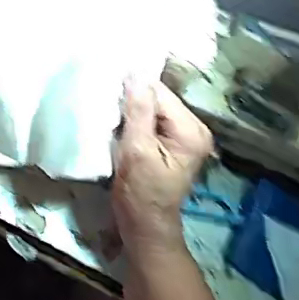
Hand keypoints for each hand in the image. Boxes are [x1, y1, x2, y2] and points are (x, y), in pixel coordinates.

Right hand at [111, 80, 214, 249]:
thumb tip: (135, 75)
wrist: (144, 224)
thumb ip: (138, 111)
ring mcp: (183, 135)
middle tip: (104, 105)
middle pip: (157, 98)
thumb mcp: (137, 150)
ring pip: (151, 107)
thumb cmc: (140, 191)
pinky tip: (118, 124)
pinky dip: (132, 119)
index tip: (105, 92)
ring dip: (129, 109)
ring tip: (108, 115)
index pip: (158, 92)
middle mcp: (194, 128)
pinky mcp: (170, 142)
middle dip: (130, 99)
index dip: (131, 90)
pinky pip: (149, 118)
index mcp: (191, 130)